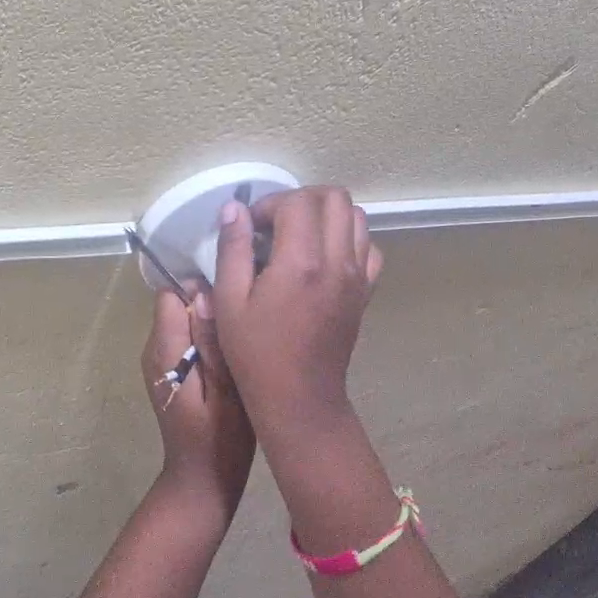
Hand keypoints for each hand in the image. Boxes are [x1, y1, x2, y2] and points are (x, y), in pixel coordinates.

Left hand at [141, 282, 255, 516]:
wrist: (201, 482)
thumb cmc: (220, 439)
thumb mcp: (225, 390)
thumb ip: (211, 341)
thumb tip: (202, 294)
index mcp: (165, 351)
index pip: (171, 295)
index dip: (201, 293)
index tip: (230, 304)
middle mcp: (153, 350)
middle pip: (175, 306)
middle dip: (204, 308)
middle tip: (238, 325)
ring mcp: (158, 362)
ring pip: (180, 322)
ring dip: (205, 326)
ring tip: (235, 341)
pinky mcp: (167, 373)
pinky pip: (182, 340)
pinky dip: (201, 342)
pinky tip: (225, 359)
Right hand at [210, 187, 383, 427]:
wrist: (300, 399)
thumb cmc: (256, 353)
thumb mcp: (229, 301)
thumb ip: (232, 249)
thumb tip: (234, 208)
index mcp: (301, 262)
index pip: (296, 202)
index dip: (269, 204)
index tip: (250, 228)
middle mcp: (337, 262)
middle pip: (335, 197)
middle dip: (301, 199)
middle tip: (276, 223)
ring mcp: (357, 277)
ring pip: (357, 217)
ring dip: (326, 215)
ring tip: (298, 236)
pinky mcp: (365, 292)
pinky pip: (368, 248)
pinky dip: (348, 239)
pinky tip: (322, 257)